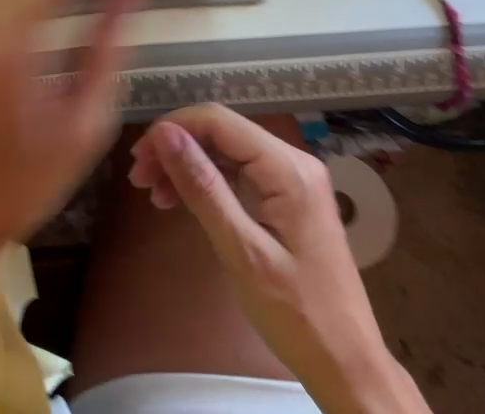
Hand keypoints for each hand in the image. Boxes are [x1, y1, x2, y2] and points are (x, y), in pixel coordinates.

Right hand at [129, 105, 427, 413]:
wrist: (347, 362)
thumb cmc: (296, 313)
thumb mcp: (241, 251)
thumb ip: (203, 187)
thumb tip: (164, 134)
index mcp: (288, 169)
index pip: (218, 121)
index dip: (172, 129)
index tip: (138, 159)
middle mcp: (294, 163)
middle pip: (220, 132)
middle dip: (175, 148)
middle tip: (138, 179)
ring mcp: (293, 180)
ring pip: (225, 151)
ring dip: (186, 165)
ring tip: (153, 194)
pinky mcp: (287, 199)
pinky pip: (238, 173)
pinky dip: (205, 182)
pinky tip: (179, 202)